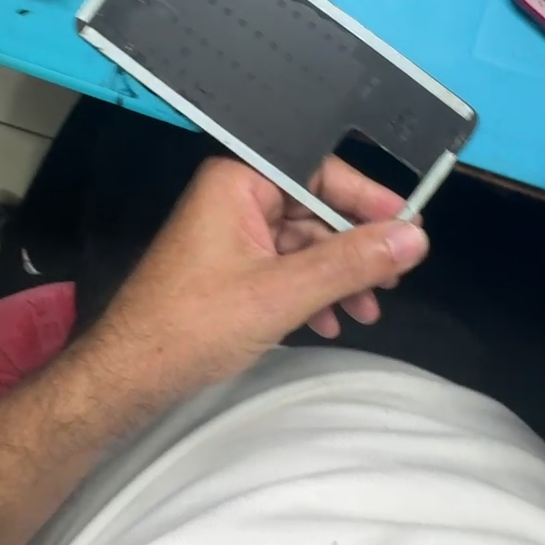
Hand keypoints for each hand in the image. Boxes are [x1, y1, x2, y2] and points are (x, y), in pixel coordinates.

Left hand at [82, 156, 428, 401]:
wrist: (131, 374)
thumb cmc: (195, 323)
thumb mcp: (283, 293)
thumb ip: (351, 262)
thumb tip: (413, 237)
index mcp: (238, 181)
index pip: (316, 170)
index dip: (364, 197)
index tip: (407, 224)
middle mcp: (234, 196)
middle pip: (313, 208)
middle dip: (353, 248)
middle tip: (394, 280)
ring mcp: (230, 231)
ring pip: (301, 242)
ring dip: (337, 276)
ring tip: (365, 313)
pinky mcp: (229, 264)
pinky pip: (282, 265)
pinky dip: (309, 290)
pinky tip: (328, 321)